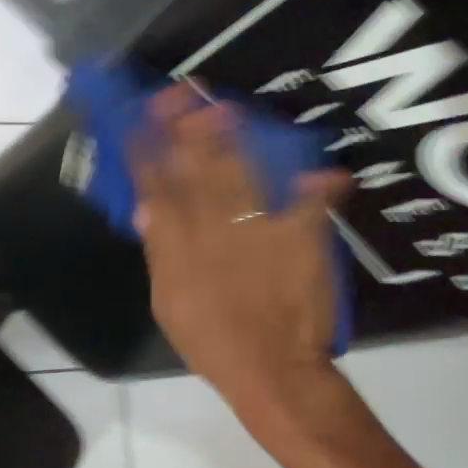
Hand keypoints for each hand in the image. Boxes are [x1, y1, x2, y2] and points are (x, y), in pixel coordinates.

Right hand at [129, 84, 350, 425]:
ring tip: (227, 109)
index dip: (147, 148)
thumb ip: (161, 254)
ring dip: (232, 139)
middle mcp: (212, 229)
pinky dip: (319, 187)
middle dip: (187, 128)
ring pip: (241, 174)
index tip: (142, 118)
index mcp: (177, 244)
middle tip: (184, 95)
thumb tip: (148, 212)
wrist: (271, 372)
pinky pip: (309, 205)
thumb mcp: (168, 302)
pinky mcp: (299, 240)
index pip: (155, 186)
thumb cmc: (211, 342)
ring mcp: (256, 231)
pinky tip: (325, 172)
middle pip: (196, 168)